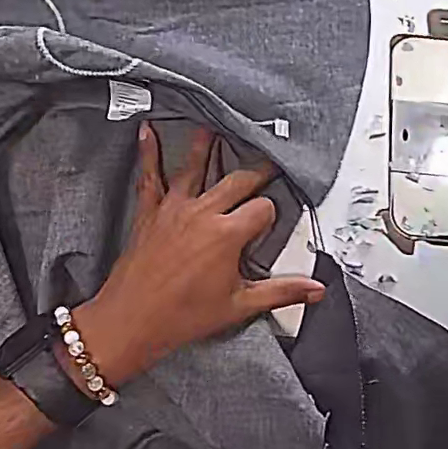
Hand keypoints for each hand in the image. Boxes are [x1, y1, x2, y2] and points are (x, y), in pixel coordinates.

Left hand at [66, 123, 324, 388]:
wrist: (133, 320)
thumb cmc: (181, 316)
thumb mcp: (238, 306)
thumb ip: (281, 292)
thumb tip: (314, 291)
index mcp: (227, 235)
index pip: (262, 208)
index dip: (270, 212)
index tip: (270, 218)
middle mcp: (202, 214)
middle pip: (237, 181)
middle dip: (256, 172)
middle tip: (266, 163)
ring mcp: (175, 210)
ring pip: (194, 168)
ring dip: (206, 147)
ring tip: (214, 128)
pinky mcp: (150, 214)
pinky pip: (150, 177)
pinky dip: (148, 153)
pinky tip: (146, 132)